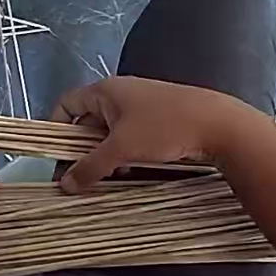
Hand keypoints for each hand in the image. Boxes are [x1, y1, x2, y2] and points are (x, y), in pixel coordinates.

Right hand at [50, 76, 265, 191]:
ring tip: (108, 177)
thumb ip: (90, 167)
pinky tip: (131, 172)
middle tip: (79, 174)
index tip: (54, 155)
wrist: (221, 126)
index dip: (55, 128)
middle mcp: (120, 94)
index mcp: (105, 91)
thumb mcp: (122, 149)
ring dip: (104, 155)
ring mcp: (141, 106)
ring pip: (109, 133)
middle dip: (81, 149)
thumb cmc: (165, 128)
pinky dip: (124, 154)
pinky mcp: (158, 119)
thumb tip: (65, 184)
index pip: (66, 104)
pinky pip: (129, 137)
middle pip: (87, 122)